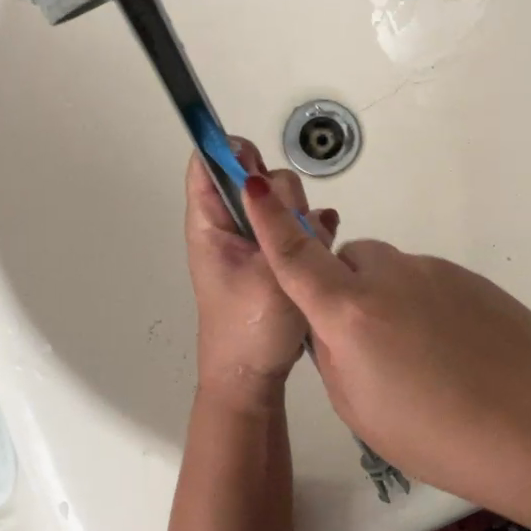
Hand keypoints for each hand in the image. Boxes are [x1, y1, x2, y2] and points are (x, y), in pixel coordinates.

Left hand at [184, 139, 337, 406]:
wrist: (254, 378)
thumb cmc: (251, 326)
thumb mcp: (269, 269)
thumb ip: (278, 219)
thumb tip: (280, 183)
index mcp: (209, 221)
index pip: (206, 162)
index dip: (230, 151)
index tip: (261, 172)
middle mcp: (228, 223)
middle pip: (254, 175)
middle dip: (280, 192)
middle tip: (288, 228)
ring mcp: (252, 239)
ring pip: (280, 200)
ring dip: (300, 216)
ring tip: (307, 249)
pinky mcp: (273, 255)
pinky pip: (296, 225)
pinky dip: (312, 231)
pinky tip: (323, 248)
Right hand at [237, 173, 530, 502]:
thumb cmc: (437, 436)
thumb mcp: (358, 407)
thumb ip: (331, 353)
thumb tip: (332, 325)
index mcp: (350, 312)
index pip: (295, 255)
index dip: (268, 219)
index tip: (252, 181)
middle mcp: (389, 277)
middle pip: (347, 261)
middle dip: (343, 289)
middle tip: (367, 348)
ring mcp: (436, 272)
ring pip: (390, 274)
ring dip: (387, 302)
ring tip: (422, 362)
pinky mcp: (473, 279)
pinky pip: (428, 284)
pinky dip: (425, 309)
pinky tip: (455, 356)